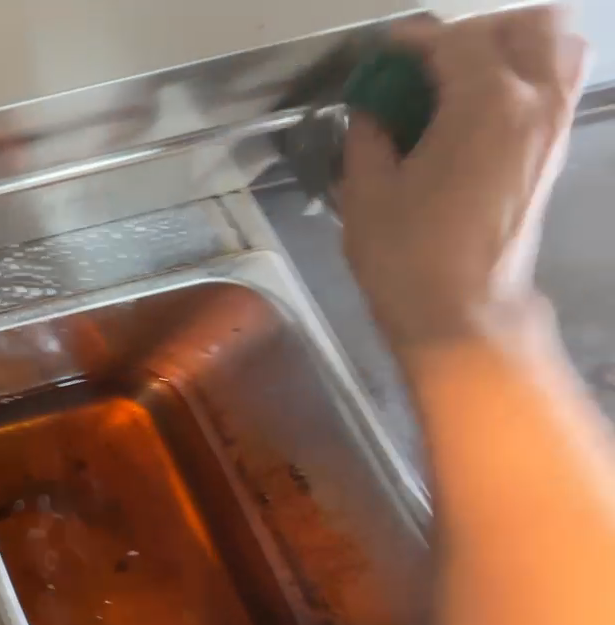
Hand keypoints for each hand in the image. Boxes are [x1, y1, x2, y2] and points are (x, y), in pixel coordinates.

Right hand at [339, 8, 589, 353]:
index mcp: (486, 107)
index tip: (382, 48)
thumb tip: (371, 109)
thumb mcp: (366, 194)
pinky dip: (521, 72)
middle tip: (419, 65)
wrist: (458, 301)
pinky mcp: (555, 142)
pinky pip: (555, 78)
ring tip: (453, 79)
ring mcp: (555, 120)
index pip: (456, 43)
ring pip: (554, 44)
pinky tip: (475, 105)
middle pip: (524, 25)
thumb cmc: (404, 253)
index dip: (413, 40)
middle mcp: (536, 100)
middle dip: (469, 34)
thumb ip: (369, 138)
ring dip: (506, 46)